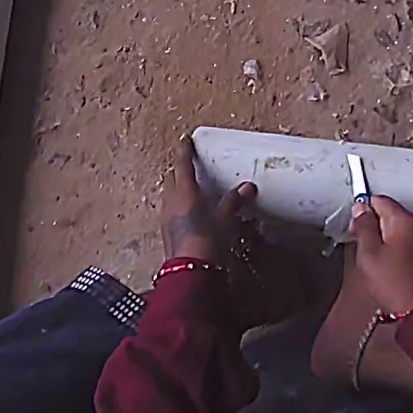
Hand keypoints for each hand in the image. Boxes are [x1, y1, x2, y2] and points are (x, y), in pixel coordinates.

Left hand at [163, 136, 255, 262]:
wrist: (191, 270)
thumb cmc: (208, 240)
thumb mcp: (225, 219)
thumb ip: (234, 201)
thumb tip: (247, 187)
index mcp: (184, 192)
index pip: (182, 164)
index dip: (184, 151)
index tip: (185, 141)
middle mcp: (171, 201)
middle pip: (171, 178)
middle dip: (178, 170)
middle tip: (187, 166)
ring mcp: (166, 217)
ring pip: (168, 195)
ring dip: (176, 189)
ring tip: (189, 189)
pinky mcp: (166, 232)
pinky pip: (170, 210)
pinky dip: (178, 205)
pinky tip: (188, 212)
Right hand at [348, 195, 412, 315]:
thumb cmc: (394, 282)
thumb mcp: (368, 252)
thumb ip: (363, 226)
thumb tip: (360, 209)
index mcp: (404, 220)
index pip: (378, 199)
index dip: (361, 210)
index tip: (353, 227)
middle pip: (388, 211)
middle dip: (371, 223)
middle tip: (360, 244)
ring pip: (395, 226)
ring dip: (380, 236)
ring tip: (371, 257)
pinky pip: (403, 239)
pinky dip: (391, 245)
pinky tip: (384, 263)